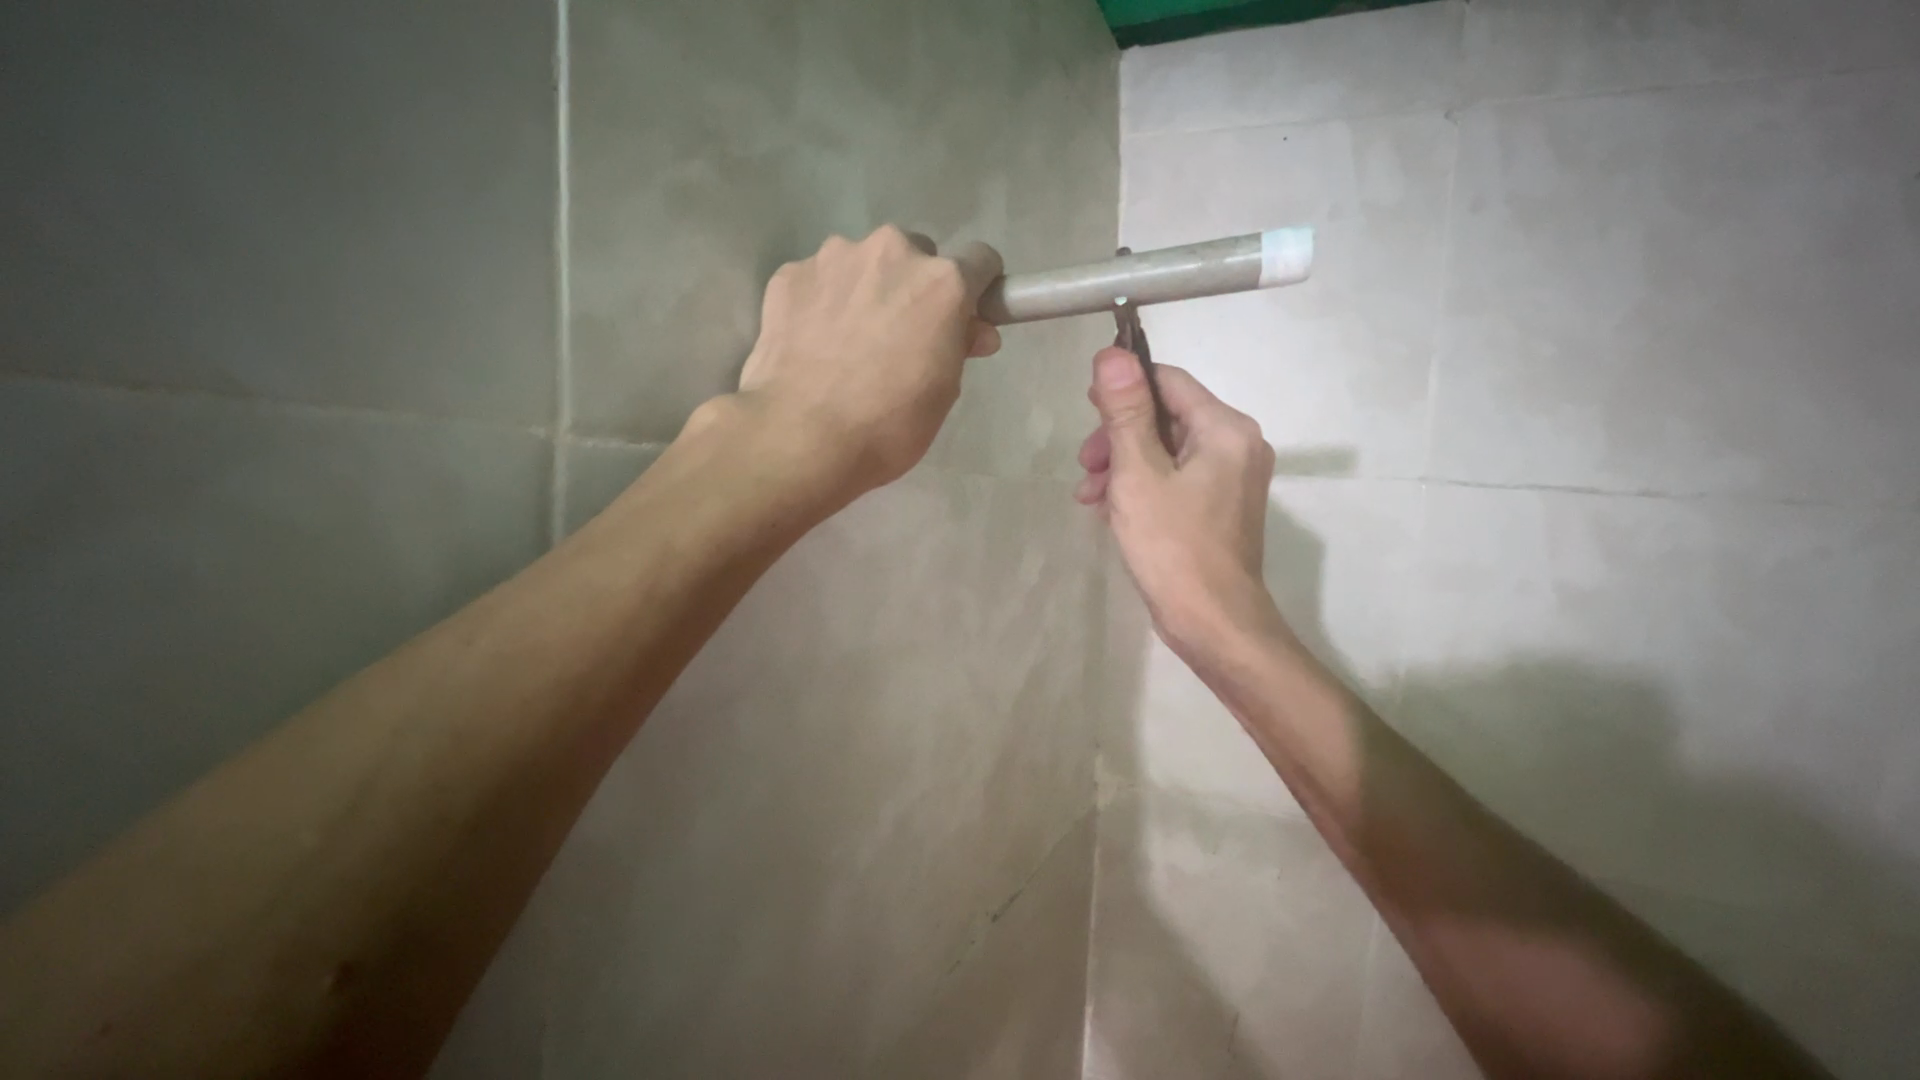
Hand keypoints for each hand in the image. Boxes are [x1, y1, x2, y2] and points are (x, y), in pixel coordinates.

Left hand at [730, 225, 1002, 499]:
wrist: (801, 438)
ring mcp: (835, 257)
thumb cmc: (888, 425)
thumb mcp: (944, 392)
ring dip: (865, 289)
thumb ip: (960, 346)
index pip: (980, 260)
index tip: (964, 316)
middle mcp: (892, 252)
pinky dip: (821, 302)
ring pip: (863, 263)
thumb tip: (973, 331)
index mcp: (942, 282)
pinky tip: (812, 343)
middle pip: (916, 255)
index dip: (976, 290)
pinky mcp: (790, 274)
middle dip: (912, 287)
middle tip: (898, 337)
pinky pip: (818, 280)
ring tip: (847, 342)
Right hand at [1075, 348, 1285, 660]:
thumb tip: (1112, 354)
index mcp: (1225, 429)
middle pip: (1166, 416)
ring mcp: (1231, 479)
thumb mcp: (1138, 474)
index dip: (1123, 387)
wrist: (1213, 623)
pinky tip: (1108, 509)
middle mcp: (1237, 445)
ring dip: (1122, 464)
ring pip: (1166, 450)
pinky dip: (1141, 486)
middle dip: (1118, 436)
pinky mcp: (1219, 507)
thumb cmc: (1173, 547)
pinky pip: (1175, 479)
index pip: (1168, 380)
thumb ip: (1125, 412)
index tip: (1085, 409)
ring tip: (1089, 495)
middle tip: (1084, 464)